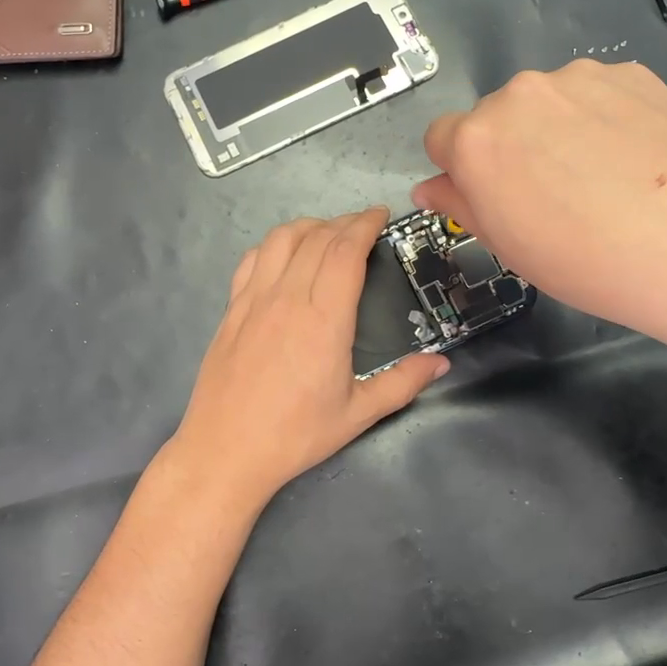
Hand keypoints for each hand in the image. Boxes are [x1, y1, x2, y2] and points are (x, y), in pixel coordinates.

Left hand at [161, 209, 449, 505]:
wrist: (225, 450)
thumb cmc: (295, 435)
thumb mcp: (358, 414)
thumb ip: (402, 383)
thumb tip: (441, 363)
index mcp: (324, 318)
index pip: (345, 251)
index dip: (364, 224)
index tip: (380, 215)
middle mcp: (287, 297)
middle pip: (316, 237)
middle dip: (343, 222)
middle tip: (363, 225)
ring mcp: (253, 300)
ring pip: (279, 240)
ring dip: (308, 226)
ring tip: (326, 233)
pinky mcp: (231, 310)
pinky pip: (251, 260)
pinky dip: (272, 246)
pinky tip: (283, 256)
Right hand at [413, 60, 666, 334]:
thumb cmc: (582, 260)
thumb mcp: (506, 243)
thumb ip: (460, 204)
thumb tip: (429, 186)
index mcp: (475, 140)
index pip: (441, 137)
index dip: (462, 168)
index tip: (493, 193)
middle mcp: (517, 96)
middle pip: (495, 115)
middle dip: (510, 144)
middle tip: (550, 191)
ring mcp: (577, 78)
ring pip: (547, 100)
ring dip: (556, 126)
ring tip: (599, 173)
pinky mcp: (629, 73)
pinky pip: (597, 92)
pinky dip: (603, 116)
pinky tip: (631, 157)